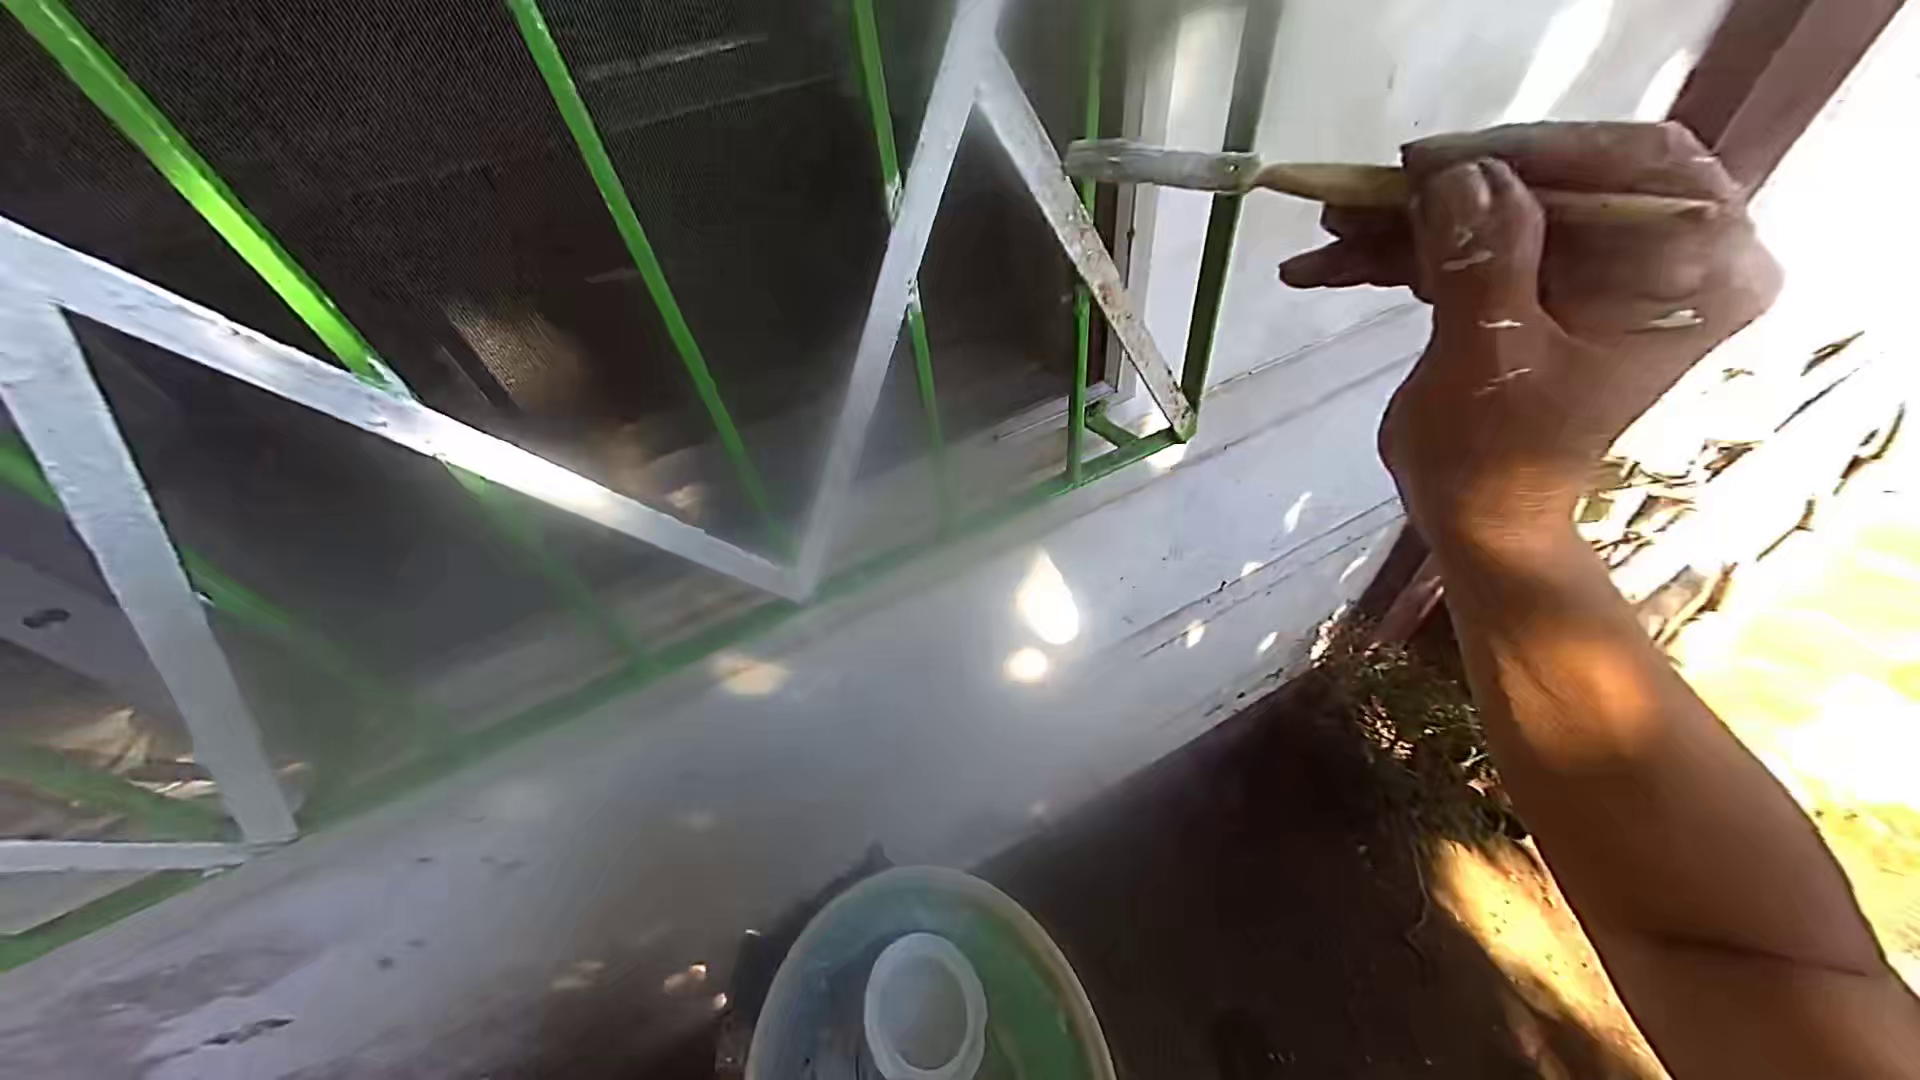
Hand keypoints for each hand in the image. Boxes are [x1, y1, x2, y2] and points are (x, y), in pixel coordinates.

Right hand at [1281, 122, 1780, 553]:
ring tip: (1322, 240)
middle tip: (1349, 203)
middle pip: (1539, 192)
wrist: (1471, 515)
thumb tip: (1455, 176)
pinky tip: (1329, 270)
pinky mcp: (1525, 296)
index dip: (1520, 155)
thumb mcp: (1486, 360)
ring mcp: (1580, 278)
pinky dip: (1395, 261)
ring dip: (1398, 231)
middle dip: (1435, 199)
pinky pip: (1461, 257)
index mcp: (1687, 273)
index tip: (1423, 163)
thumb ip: (1482, 263)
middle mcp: (1650, 260)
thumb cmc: (1487, 459)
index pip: (1625, 170)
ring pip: (1486, 222)